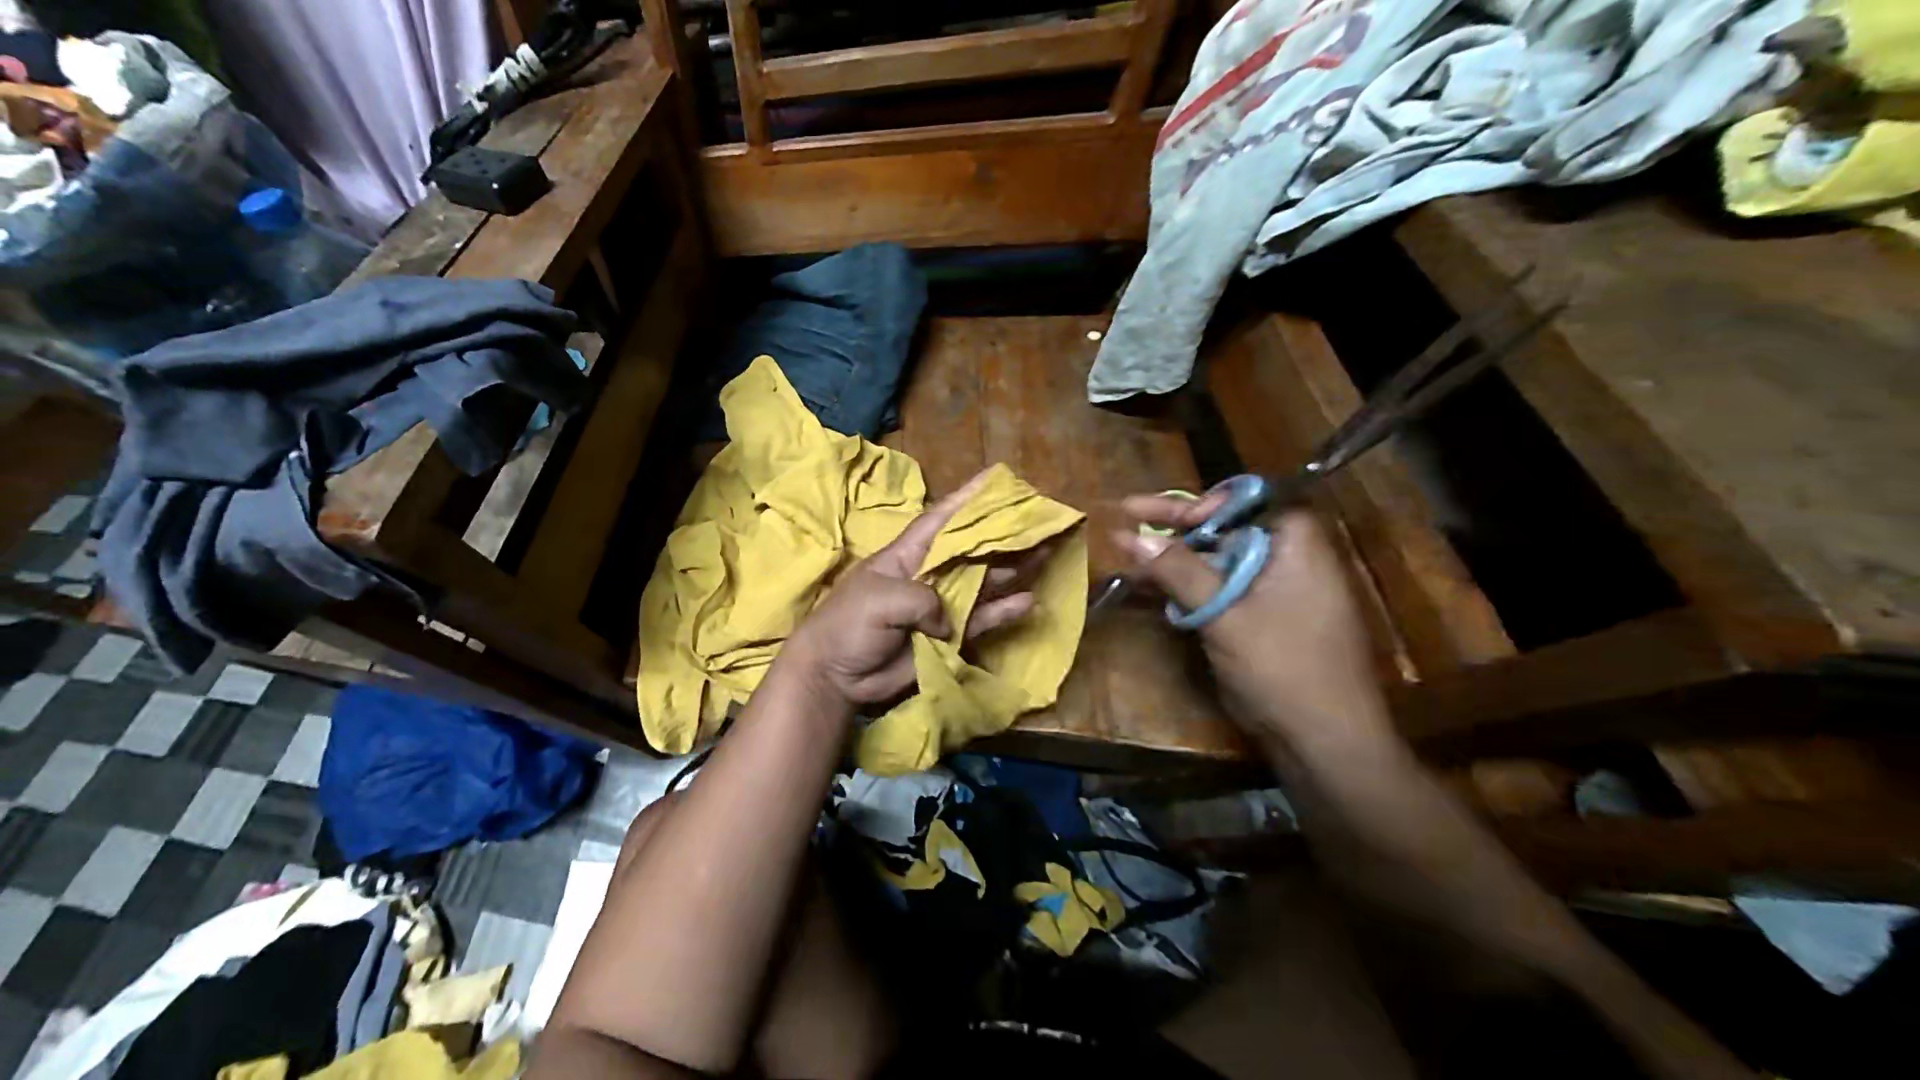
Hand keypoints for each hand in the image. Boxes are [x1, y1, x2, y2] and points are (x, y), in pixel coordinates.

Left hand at [785, 469, 1039, 707]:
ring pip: (985, 581)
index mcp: (908, 554)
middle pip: (974, 548)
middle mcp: (930, 574)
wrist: (835, 675)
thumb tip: (949, 621)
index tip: (996, 477)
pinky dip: (1003, 612)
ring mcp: (942, 605)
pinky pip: (982, 619)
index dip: (967, 498)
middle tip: (1040, 519)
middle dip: (1004, 533)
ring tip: (1047, 552)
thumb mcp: (880, 599)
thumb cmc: (849, 625)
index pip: (941, 519)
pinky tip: (1028, 601)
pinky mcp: (949, 635)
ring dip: (1014, 568)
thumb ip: (922, 599)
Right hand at [1114, 494, 1391, 752]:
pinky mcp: (1263, 620)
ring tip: (1128, 550)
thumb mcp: (1224, 614)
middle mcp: (1289, 559)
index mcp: (1296, 544)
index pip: (1245, 500)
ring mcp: (1276, 592)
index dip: (1199, 503)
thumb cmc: (1282, 667)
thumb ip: (1177, 571)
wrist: (1325, 743)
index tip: (1157, 516)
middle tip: (1127, 512)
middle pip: (1226, 527)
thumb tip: (1130, 535)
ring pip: (1219, 560)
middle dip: (1175, 525)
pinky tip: (1151, 586)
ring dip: (1175, 557)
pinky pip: (1222, 590)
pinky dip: (1189, 587)